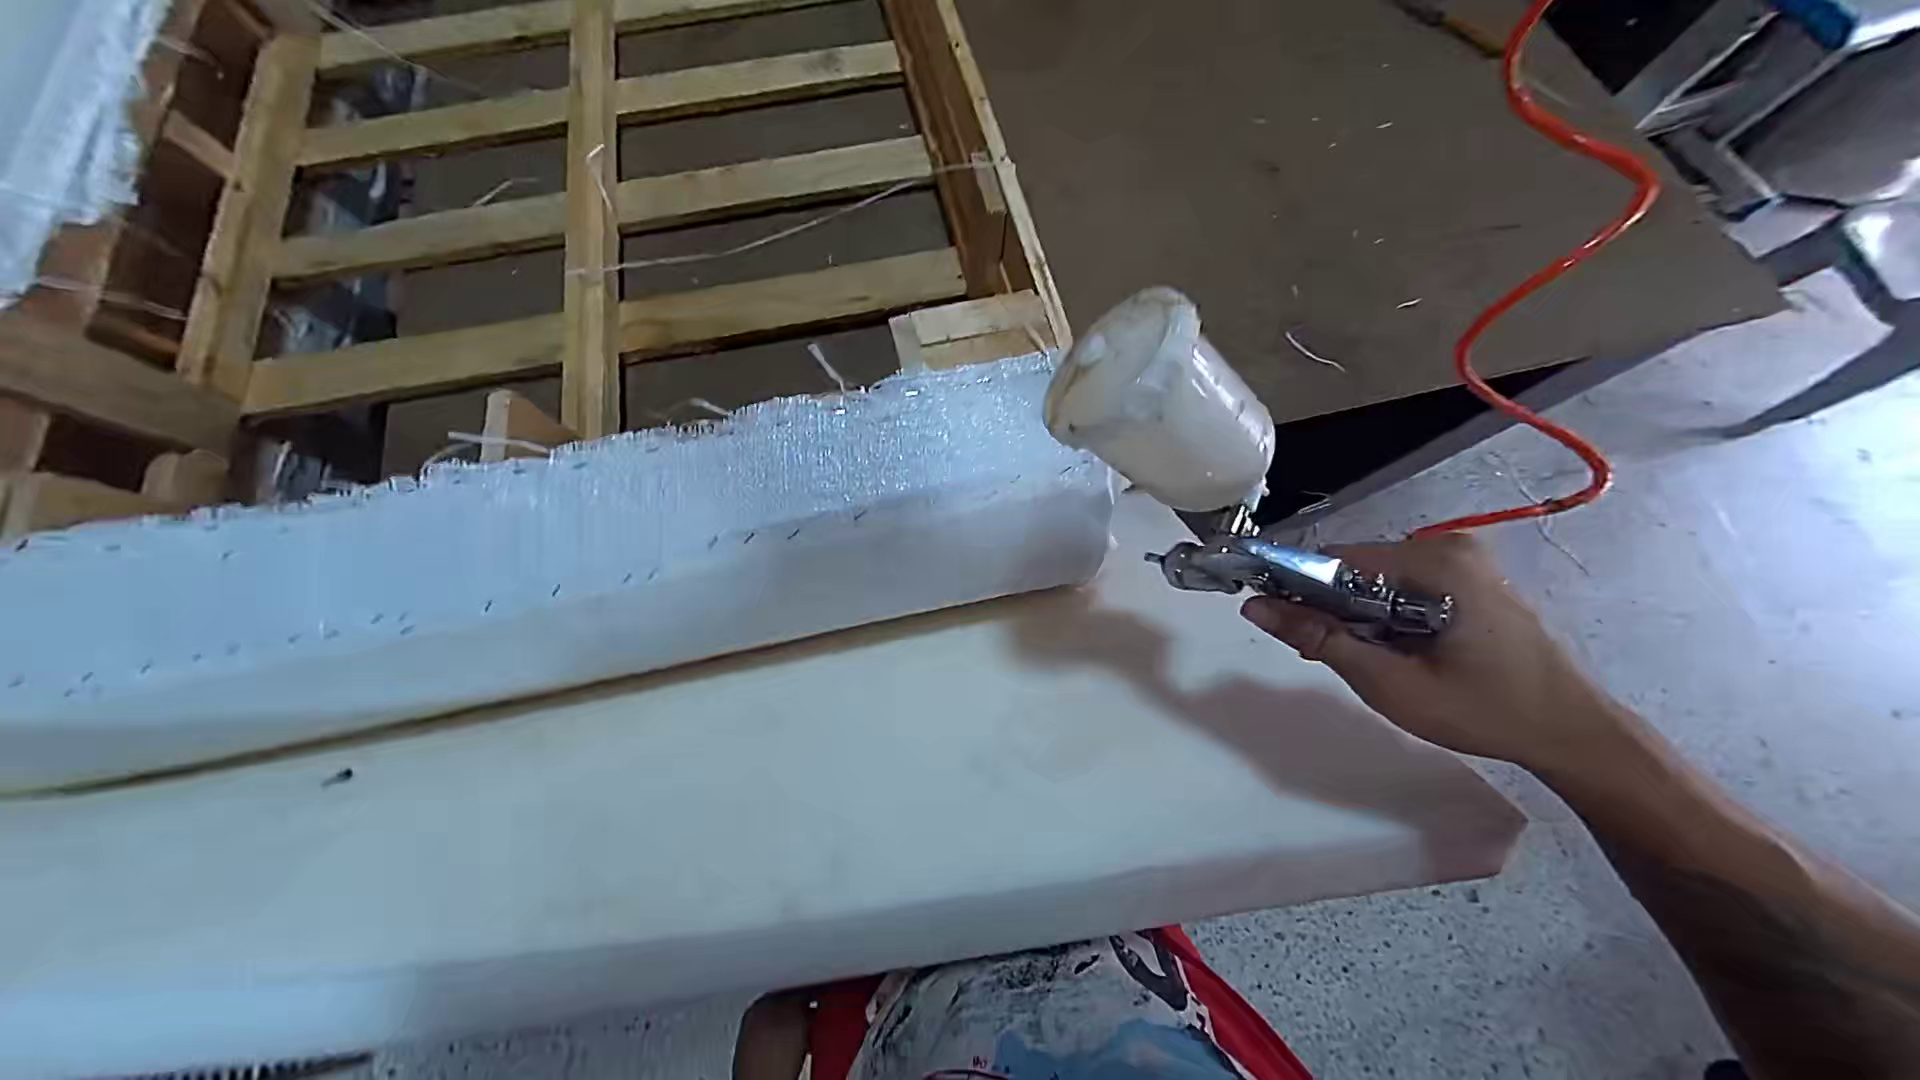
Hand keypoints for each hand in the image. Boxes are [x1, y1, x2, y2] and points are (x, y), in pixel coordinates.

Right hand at [1242, 533, 1632, 772]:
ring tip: (1364, 656)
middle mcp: (1447, 546)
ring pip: (1370, 576)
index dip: (1296, 589)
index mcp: (1434, 562)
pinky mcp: (1466, 574)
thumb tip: (1253, 607)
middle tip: (1328, 652)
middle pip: (1351, 566)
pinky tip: (1389, 646)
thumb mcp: (1388, 682)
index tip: (1279, 622)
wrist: (1572, 732)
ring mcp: (1461, 558)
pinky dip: (1378, 610)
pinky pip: (1396, 582)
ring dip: (1351, 612)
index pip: (1334, 559)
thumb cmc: (1482, 711)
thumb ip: (1318, 639)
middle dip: (1327, 606)